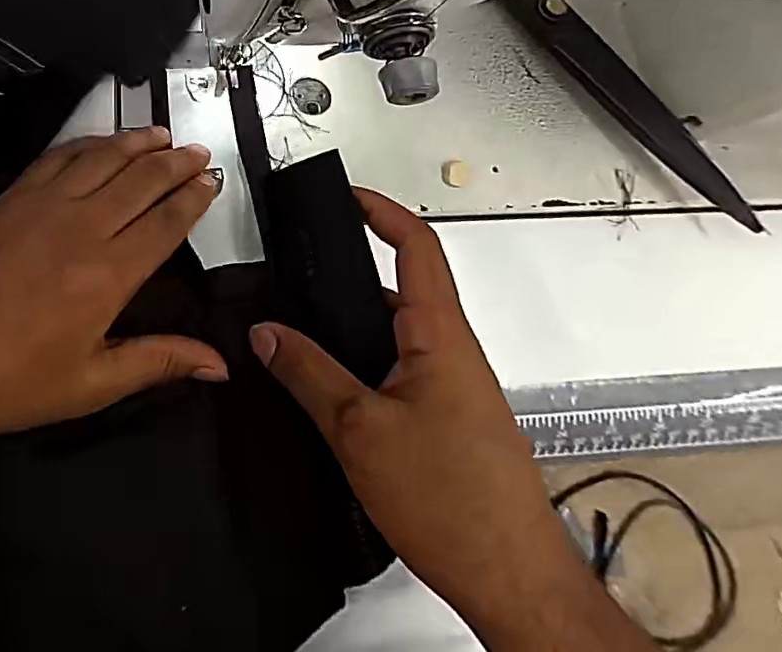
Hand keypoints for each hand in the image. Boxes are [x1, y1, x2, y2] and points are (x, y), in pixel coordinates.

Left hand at [0, 128, 225, 452]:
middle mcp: (81, 227)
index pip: (166, 221)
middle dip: (175, 162)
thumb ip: (160, 361)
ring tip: (160, 134)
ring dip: (135, 142)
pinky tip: (98, 142)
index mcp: (109, 274)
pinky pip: (56, 157)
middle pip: (140, 179)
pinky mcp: (10, 198)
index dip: (194, 197)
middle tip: (197, 152)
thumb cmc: (15, 382)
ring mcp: (42, 205)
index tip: (212, 180)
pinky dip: (85, 143)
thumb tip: (220, 366)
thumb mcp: (94, 383)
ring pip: (101, 158)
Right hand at [249, 188, 603, 643]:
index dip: (382, 212)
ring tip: (294, 328)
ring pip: (391, 331)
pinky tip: (323, 383)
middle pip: (398, 286)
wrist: (515, 586)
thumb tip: (266, 332)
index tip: (345, 194)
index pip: (418, 248)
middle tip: (296, 268)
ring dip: (346, 323)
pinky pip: (394, 366)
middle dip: (345, 271)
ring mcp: (449, 386)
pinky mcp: (443, 416)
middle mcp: (450, 352)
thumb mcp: (359, 429)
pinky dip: (356, 358)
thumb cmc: (453, 505)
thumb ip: (307, 372)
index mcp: (441, 337)